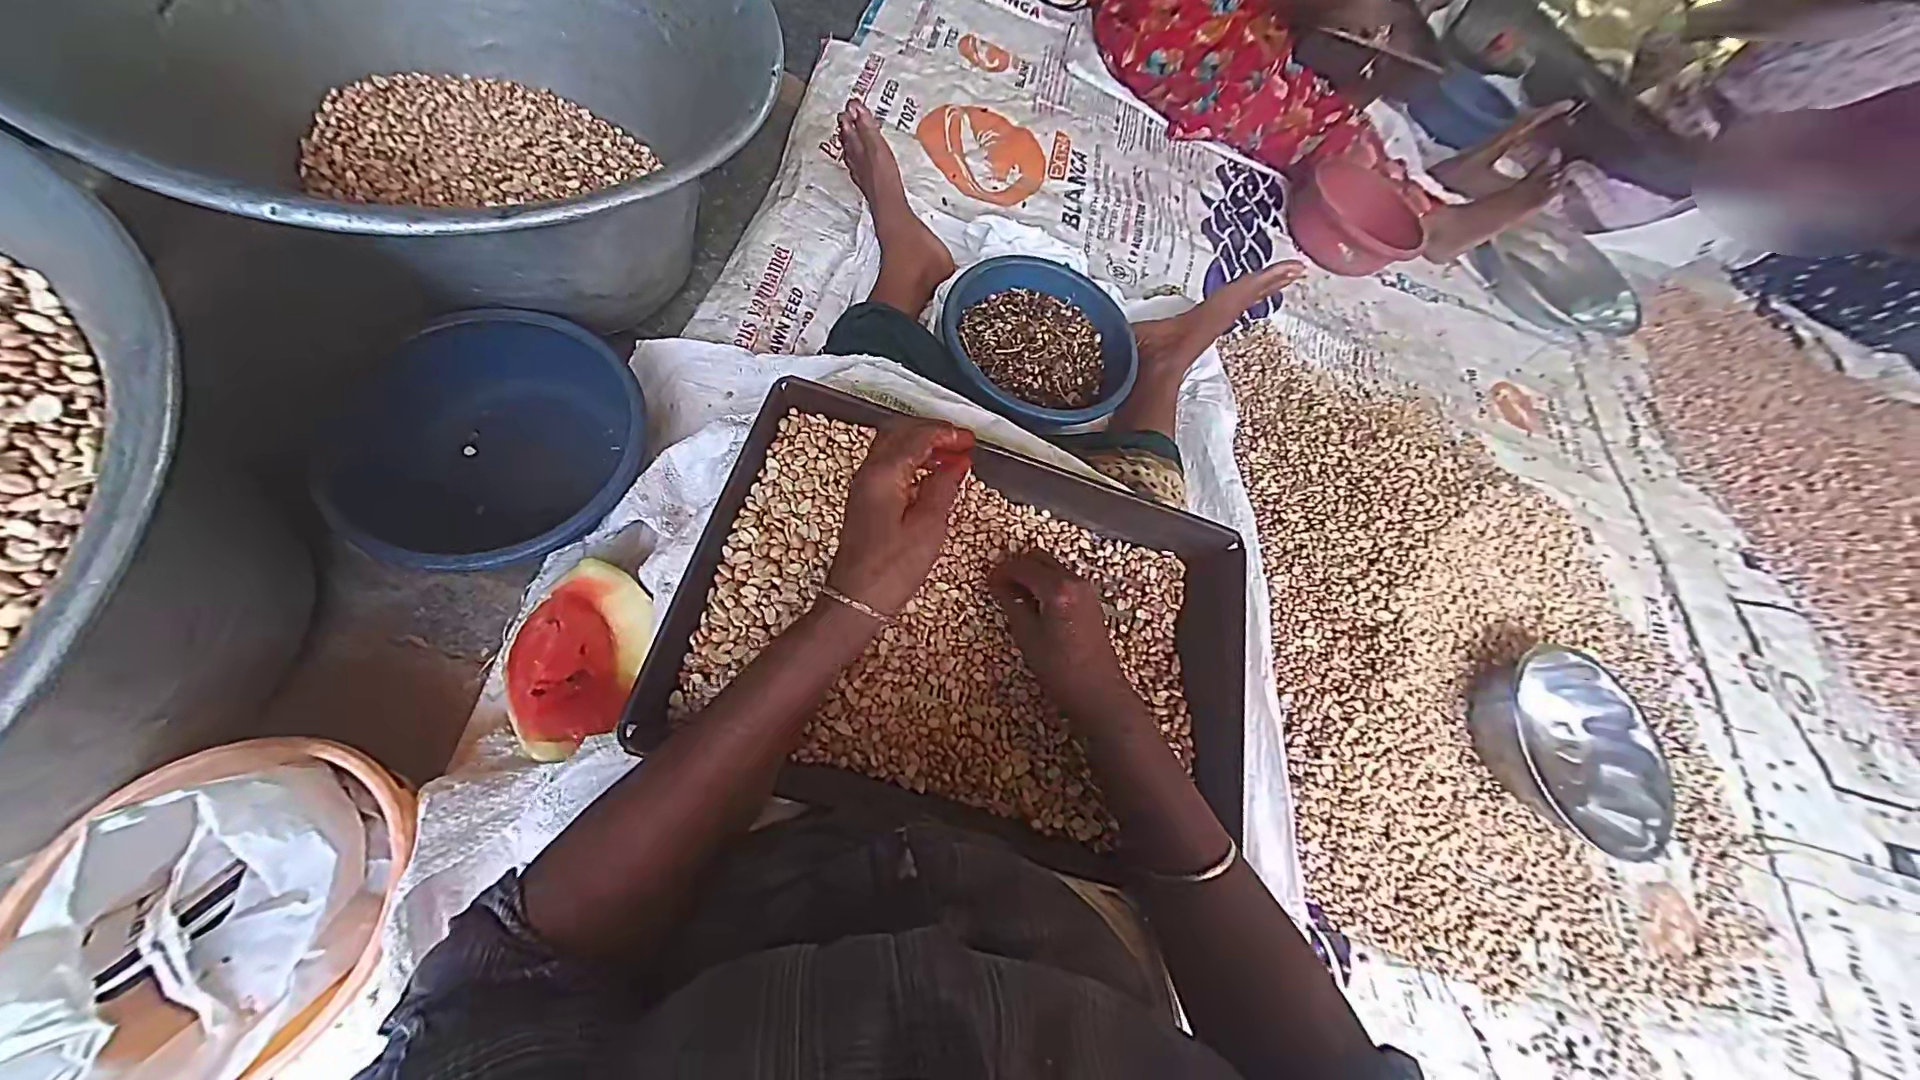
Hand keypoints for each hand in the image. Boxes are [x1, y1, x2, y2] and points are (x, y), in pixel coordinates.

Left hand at [827, 419, 973, 615]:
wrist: (856, 599)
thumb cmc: (891, 569)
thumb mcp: (929, 527)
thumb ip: (943, 487)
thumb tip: (956, 464)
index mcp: (883, 474)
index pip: (917, 437)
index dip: (947, 433)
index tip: (969, 439)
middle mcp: (868, 473)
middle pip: (900, 433)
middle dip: (932, 432)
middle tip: (961, 442)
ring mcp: (863, 486)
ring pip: (892, 448)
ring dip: (921, 446)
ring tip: (951, 457)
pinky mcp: (864, 502)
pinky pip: (889, 467)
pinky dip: (911, 462)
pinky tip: (931, 477)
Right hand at [988, 551, 1143, 732]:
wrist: (1098, 691)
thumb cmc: (1059, 669)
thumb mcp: (1027, 635)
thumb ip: (1012, 603)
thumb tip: (999, 585)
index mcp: (1058, 588)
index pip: (1022, 566)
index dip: (1001, 571)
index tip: (987, 581)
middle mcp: (1074, 581)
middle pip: (1039, 558)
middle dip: (1016, 567)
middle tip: (998, 585)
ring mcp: (1085, 589)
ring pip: (1051, 566)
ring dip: (1031, 574)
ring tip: (1014, 596)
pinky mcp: (1089, 600)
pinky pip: (1062, 579)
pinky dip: (1045, 582)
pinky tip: (1034, 603)